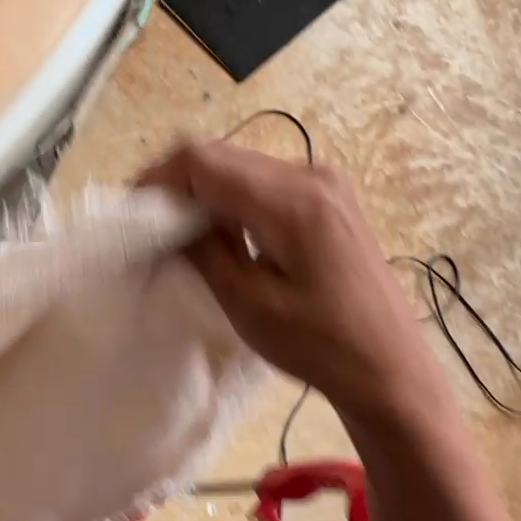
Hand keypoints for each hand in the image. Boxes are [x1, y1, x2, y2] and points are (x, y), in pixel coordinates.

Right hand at [140, 141, 449, 428]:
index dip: (159, 179)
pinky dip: (231, 200)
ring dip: (203, 192)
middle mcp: (311, 177)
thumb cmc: (317, 343)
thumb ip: (204, 252)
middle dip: (176, 185)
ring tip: (178, 235)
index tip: (132, 214)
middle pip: (222, 155)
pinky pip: (264, 183)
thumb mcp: (246, 303)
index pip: (204, 160)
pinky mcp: (329, 201)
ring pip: (241, 167)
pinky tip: (220, 236)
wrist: (388, 365)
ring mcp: (324, 185)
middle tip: (148, 227)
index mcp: (291, 201)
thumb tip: (171, 224)